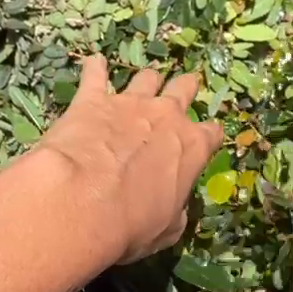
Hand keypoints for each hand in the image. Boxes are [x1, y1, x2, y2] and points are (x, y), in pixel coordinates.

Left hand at [35, 56, 223, 265]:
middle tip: (186, 85)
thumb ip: (175, 211)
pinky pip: (95, 74)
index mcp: (191, 148)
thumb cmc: (130, 224)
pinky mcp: (92, 99)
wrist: (81, 202)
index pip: (211, 133)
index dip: (209, 134)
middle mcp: (165, 117)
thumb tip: (175, 209)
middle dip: (186, 87)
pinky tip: (94, 62)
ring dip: (147, 80)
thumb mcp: (165, 229)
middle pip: (183, 89)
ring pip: (146, 78)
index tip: (206, 137)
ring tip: (146, 80)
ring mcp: (129, 103)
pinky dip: (96, 68)